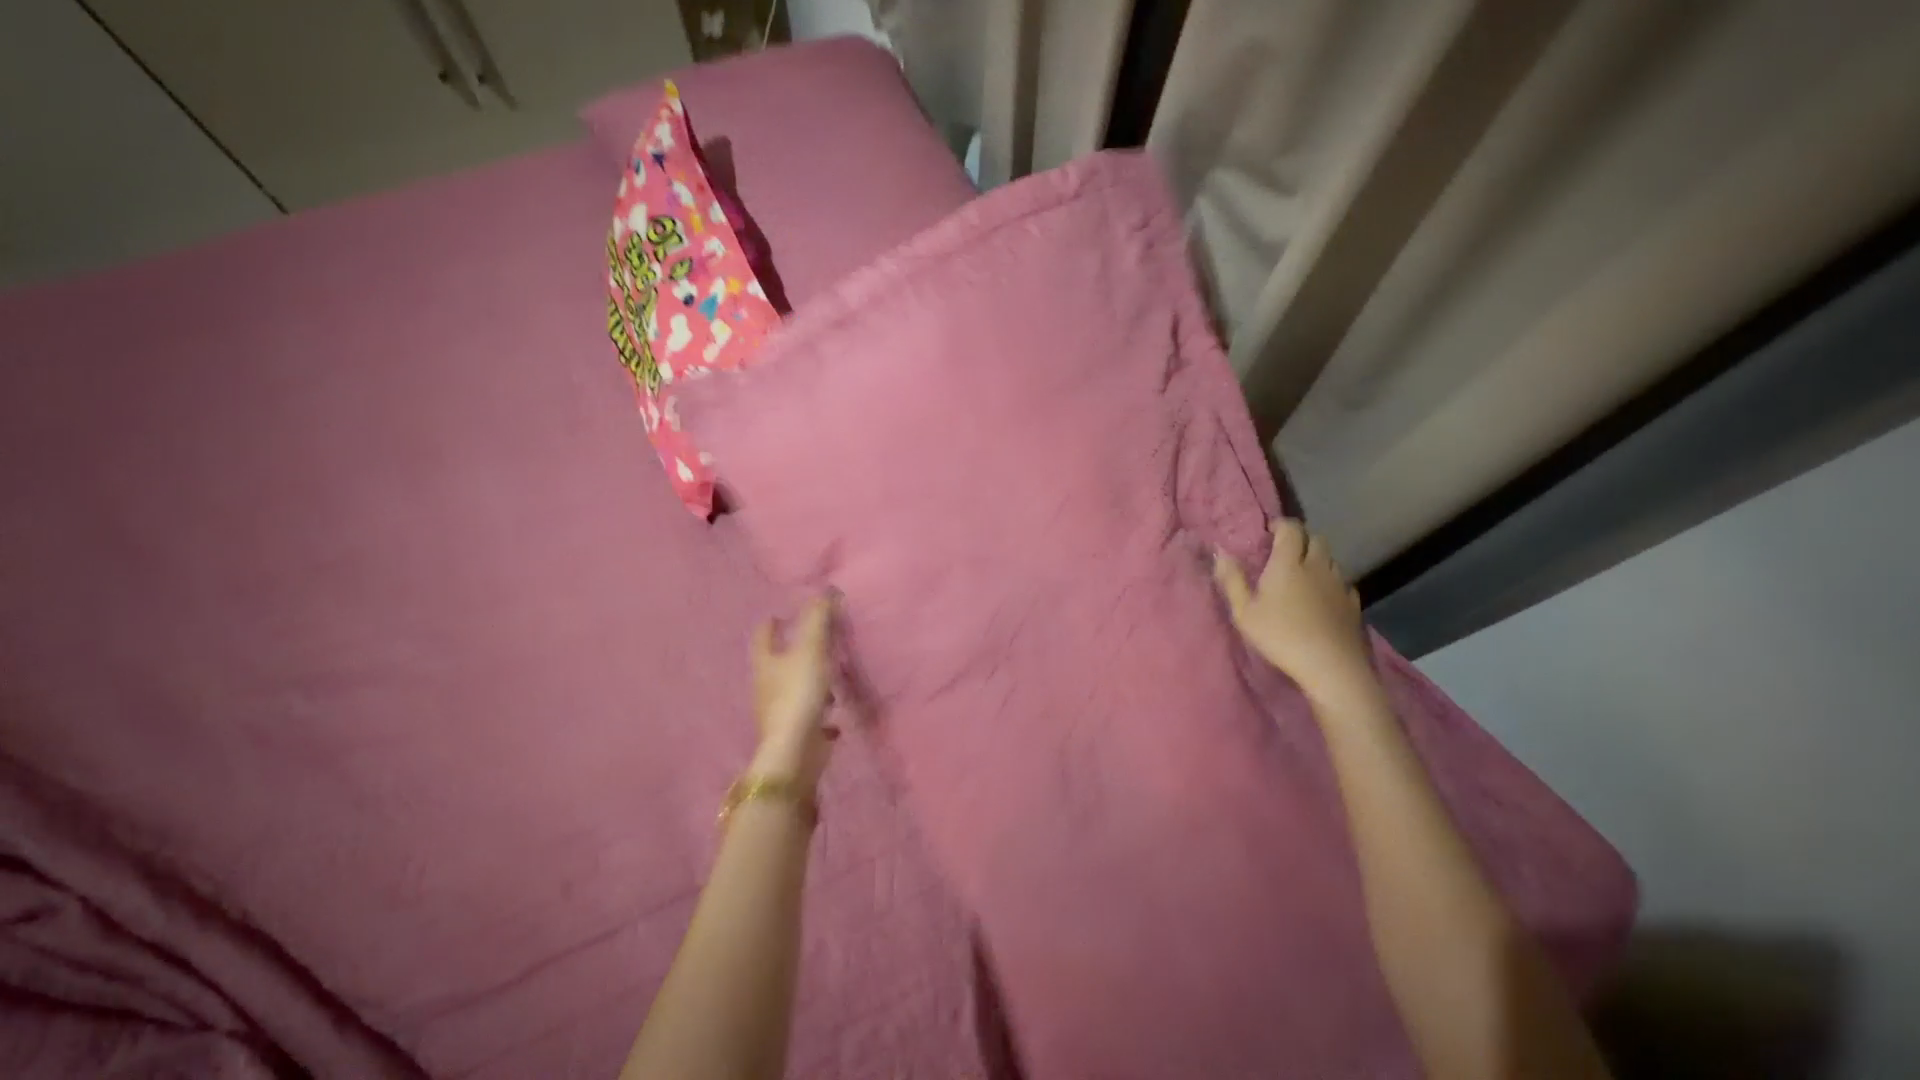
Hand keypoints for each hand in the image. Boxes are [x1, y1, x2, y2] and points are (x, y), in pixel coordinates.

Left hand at [748, 593, 837, 793]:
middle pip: (776, 665)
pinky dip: (821, 715)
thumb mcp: (811, 650)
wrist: (795, 751)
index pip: (763, 638)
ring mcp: (780, 714)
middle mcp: (767, 688)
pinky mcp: (796, 735)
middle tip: (809, 642)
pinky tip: (835, 719)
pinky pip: (810, 720)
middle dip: (790, 654)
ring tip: (829, 677)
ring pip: (793, 692)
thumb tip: (827, 589)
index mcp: (766, 664)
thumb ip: (819, 619)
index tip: (776, 615)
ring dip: (809, 683)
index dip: (769, 626)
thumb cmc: (798, 694)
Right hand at [1213, 519, 1378, 705]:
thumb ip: (1232, 580)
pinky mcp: (1352, 603)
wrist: (1330, 664)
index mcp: (1289, 563)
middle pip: (1316, 539)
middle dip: (1302, 540)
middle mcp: (1317, 566)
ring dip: (1318, 560)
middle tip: (1287, 553)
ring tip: (1305, 574)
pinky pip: (1343, 582)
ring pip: (1331, 559)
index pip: (1290, 529)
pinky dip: (1332, 582)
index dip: (1281, 526)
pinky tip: (1325, 597)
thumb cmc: (1281, 636)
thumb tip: (1220, 552)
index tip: (1270, 533)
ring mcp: (1339, 584)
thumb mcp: (1244, 612)